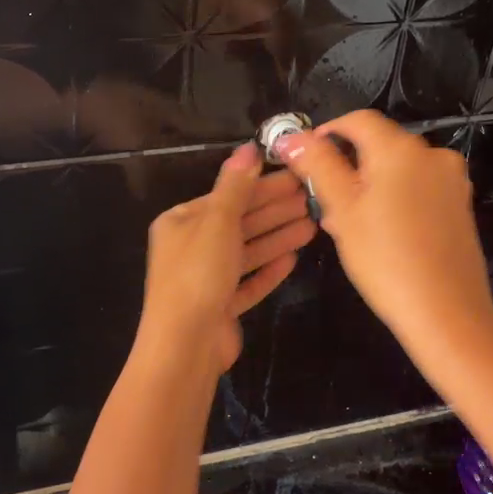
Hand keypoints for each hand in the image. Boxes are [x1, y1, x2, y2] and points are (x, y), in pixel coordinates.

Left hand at [134, 145, 317, 376]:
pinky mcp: (219, 307)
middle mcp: (189, 247)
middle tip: (311, 198)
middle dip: (274, 210)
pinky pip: (246, 281)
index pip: (227, 196)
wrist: (185, 345)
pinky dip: (267, 269)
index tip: (296, 177)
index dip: (262, 185)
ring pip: (245, 251)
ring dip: (276, 237)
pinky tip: (291, 259)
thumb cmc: (198, 273)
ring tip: (311, 225)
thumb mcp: (217, 221)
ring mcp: (204, 279)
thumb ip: (236, 186)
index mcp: (180, 222)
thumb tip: (248, 148)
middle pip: (238, 222)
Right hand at [272, 111, 492, 357]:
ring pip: (397, 168)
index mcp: (400, 148)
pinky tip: (378, 231)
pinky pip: (417, 187)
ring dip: (369, 183)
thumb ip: (316, 165)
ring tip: (345, 223)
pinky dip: (394, 197)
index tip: (304, 160)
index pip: (357, 120)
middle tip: (323, 201)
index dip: (327, 133)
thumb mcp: (341, 209)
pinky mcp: (460, 204)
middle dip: (348, 164)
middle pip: (379, 144)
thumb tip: (291, 136)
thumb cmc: (384, 258)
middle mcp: (431, 153)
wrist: (446, 313)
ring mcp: (451, 180)